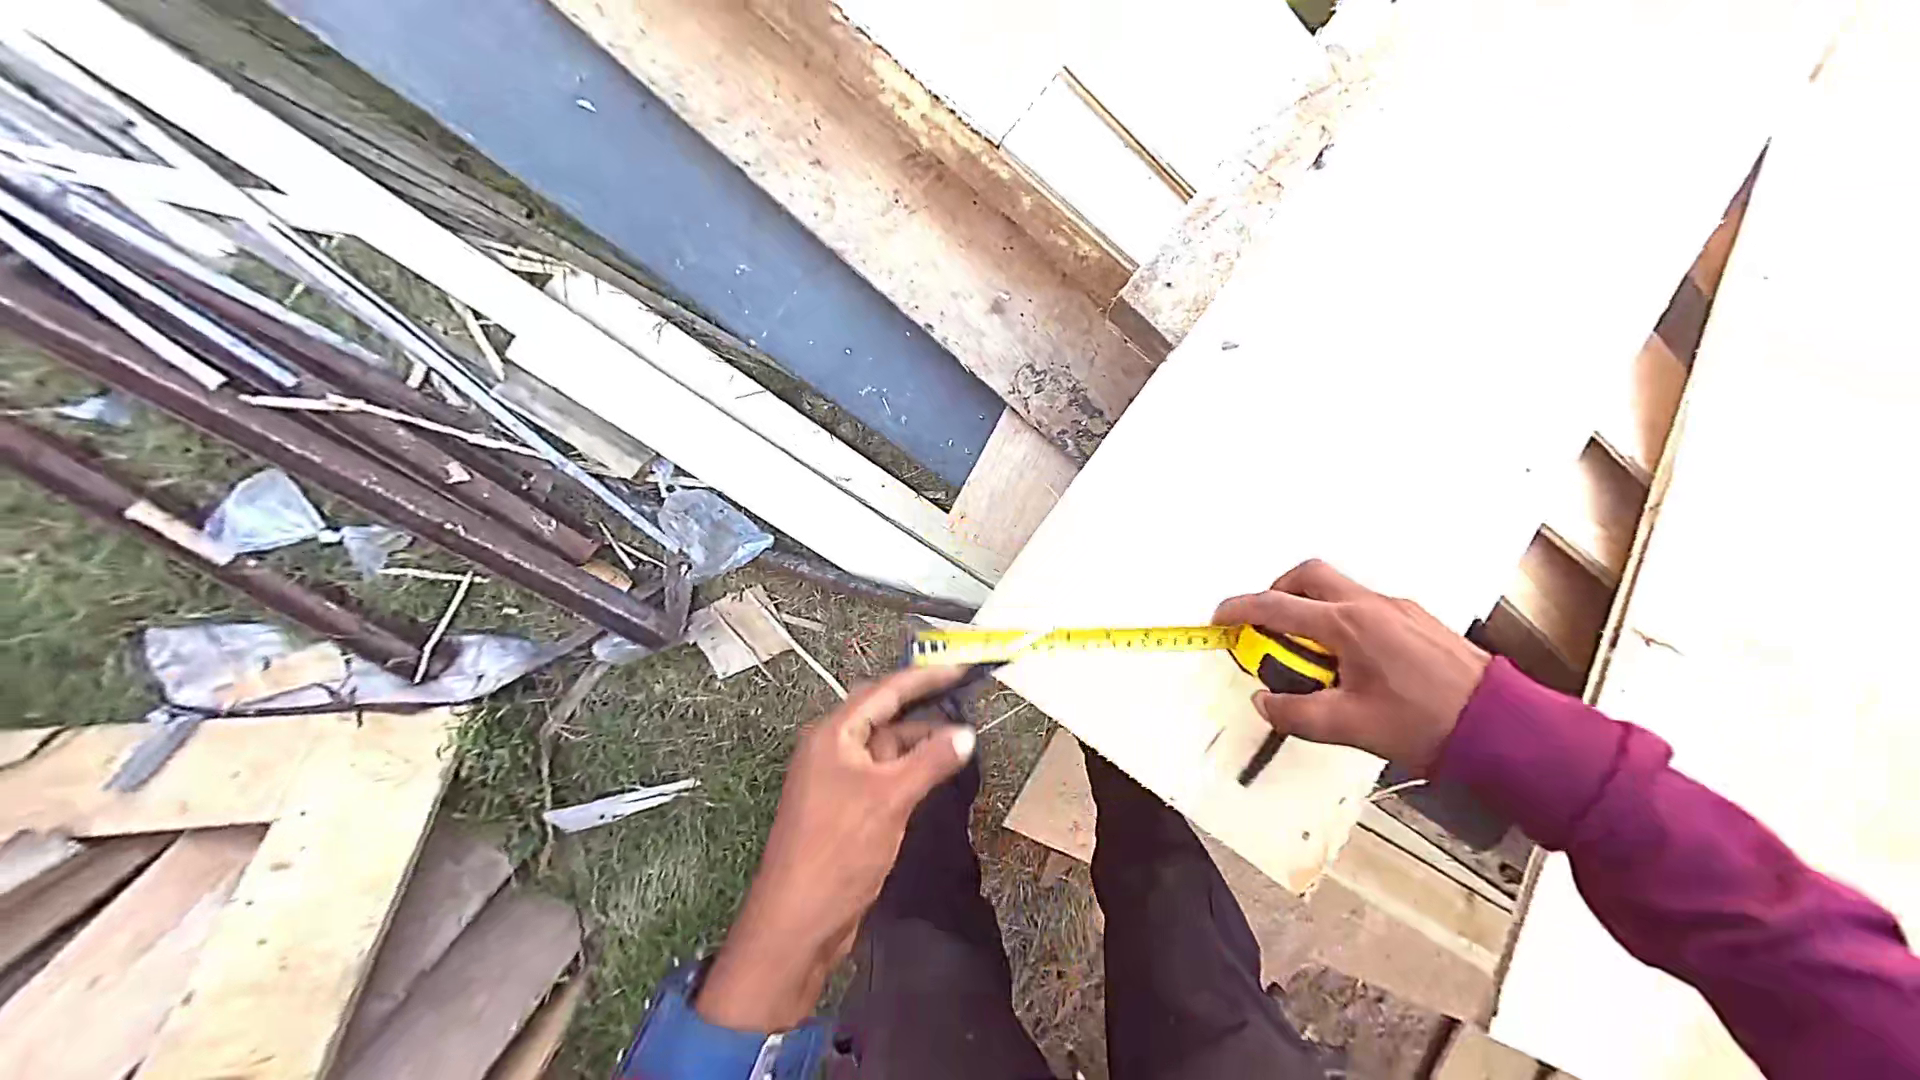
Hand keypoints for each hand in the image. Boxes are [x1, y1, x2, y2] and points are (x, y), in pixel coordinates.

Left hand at [695, 665, 975, 1031]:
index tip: (961, 669)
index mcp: (833, 734)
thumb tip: (967, 734)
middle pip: (885, 715)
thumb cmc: (838, 850)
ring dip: (921, 742)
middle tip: (966, 700)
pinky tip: (938, 771)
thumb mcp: (890, 798)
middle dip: (925, 709)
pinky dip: (911, 769)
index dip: (925, 678)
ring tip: (963, 740)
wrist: (798, 922)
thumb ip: (930, 761)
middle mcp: (833, 748)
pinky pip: (885, 773)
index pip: (885, 691)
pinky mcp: (848, 805)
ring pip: (887, 747)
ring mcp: (840, 778)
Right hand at [1214, 559, 1490, 771]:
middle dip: (1277, 593)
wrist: (1507, 729)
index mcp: (1349, 626)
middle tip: (1266, 625)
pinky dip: (1341, 621)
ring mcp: (1398, 611)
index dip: (1240, 610)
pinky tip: (1349, 661)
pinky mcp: (1417, 622)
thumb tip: (1266, 702)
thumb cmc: (1435, 723)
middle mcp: (1372, 608)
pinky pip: (1364, 606)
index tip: (1223, 618)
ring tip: (1309, 654)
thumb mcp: (1348, 726)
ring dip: (1310, 609)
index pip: (1276, 606)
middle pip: (1308, 576)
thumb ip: (1294, 713)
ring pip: (1338, 589)